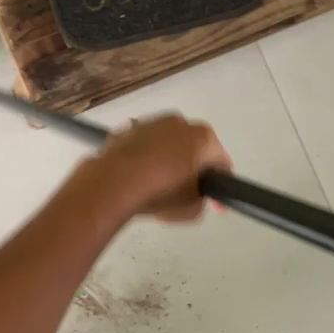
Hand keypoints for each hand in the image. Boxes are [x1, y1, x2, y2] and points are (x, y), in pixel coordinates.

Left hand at [70, 114, 230, 223]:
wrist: (113, 182)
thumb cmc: (160, 192)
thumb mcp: (191, 209)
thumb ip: (200, 201)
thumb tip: (193, 196)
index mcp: (203, 137)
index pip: (220, 163)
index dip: (219, 186)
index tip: (214, 204)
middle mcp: (178, 123)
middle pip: (192, 148)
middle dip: (191, 168)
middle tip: (184, 193)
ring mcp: (149, 122)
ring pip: (165, 144)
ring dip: (165, 160)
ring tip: (155, 185)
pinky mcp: (125, 130)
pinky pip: (142, 147)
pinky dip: (143, 158)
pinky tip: (136, 177)